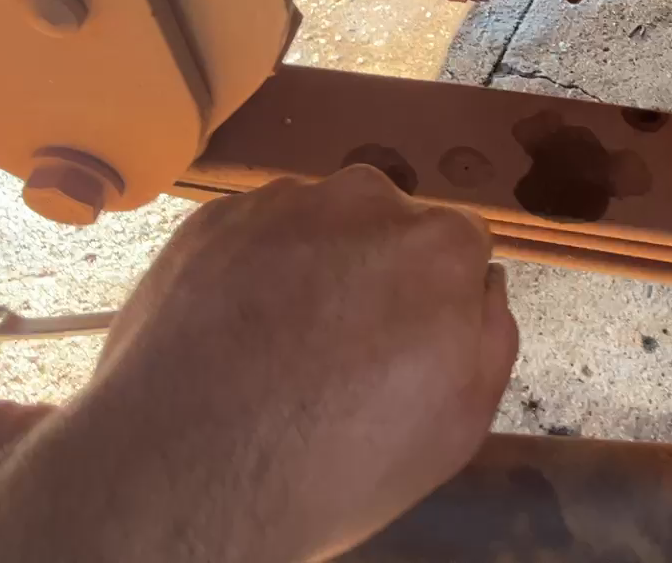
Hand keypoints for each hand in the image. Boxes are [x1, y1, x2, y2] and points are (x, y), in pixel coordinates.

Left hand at [0, 165, 518, 562]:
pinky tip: (231, 328)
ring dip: (315, 260)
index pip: (460, 245)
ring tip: (277, 339)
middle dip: (380, 267)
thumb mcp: (459, 421)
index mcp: (437, 242)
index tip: (409, 339)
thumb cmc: (338, 459)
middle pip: (390, 223)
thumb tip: (481, 281)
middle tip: (342, 342)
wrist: (179, 474)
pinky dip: (254, 265)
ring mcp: (283, 199)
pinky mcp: (215, 215)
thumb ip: (491, 332)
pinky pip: (256, 230)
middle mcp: (366, 197)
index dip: (437, 295)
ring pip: (321, 220)